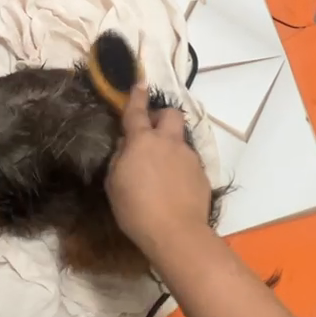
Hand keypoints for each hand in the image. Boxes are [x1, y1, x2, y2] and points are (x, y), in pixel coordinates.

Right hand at [107, 83, 214, 256]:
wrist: (176, 233)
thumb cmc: (136, 209)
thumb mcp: (114, 184)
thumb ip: (118, 159)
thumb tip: (125, 147)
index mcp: (142, 141)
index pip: (137, 111)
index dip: (137, 96)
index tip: (139, 83)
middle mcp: (168, 142)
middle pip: (170, 114)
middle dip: (161, 116)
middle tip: (150, 131)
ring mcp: (188, 157)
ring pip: (180, 140)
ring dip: (170, 146)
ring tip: (160, 170)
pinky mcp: (202, 174)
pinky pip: (188, 162)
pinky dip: (179, 168)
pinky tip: (172, 188)